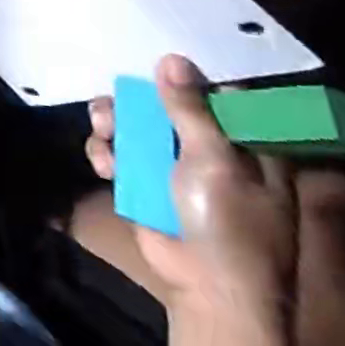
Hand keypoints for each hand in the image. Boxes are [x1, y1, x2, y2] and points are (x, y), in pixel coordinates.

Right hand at [86, 55, 296, 338]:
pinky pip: (118, 153)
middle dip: (134, 100)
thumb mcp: (215, 158)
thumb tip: (172, 58)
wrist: (206, 287)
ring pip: (134, 125)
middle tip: (118, 104)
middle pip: (162, 104)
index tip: (155, 65)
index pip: (214, 92)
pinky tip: (104, 164)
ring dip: (113, 123)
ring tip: (103, 129)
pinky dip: (105, 153)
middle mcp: (207, 147)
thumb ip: (190, 108)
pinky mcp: (145, 184)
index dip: (183, 76)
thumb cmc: (227, 220)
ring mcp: (173, 166)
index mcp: (241, 141)